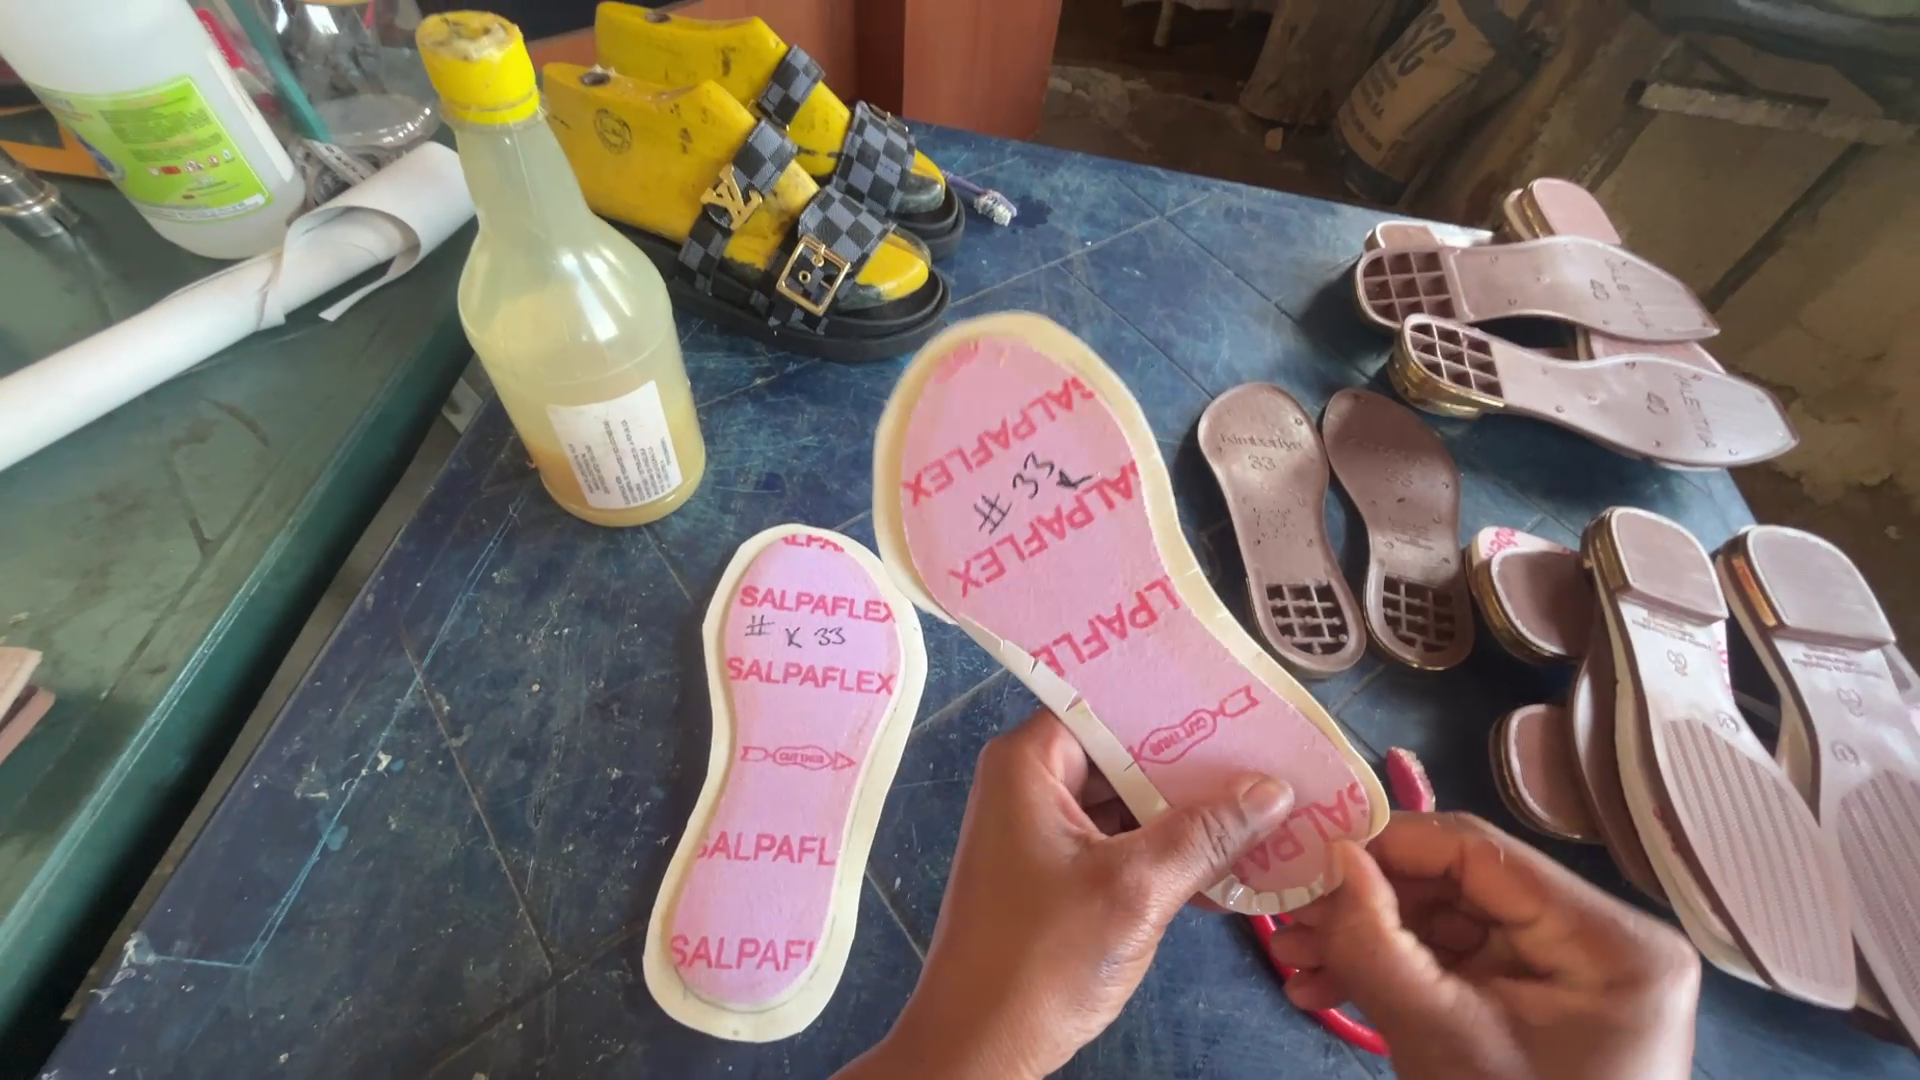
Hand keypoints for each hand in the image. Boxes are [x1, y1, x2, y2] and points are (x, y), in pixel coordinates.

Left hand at [837, 708, 1293, 1079]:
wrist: (980, 1047)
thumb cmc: (1044, 955)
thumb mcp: (1136, 888)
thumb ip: (1204, 833)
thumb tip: (1272, 789)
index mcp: (1029, 760)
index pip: (1106, 708)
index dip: (1169, 707)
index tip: (1233, 705)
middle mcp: (1028, 779)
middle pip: (1118, 753)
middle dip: (1186, 764)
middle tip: (1261, 754)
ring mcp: (1039, 823)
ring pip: (1120, 797)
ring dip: (1179, 810)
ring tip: (1257, 799)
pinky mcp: (1052, 863)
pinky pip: (1113, 835)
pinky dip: (1158, 845)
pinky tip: (1222, 855)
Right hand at [1270, 813, 1700, 1079]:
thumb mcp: (1436, 1034)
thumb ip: (1374, 937)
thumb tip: (1331, 848)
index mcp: (1608, 940)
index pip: (1476, 849)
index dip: (1385, 842)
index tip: (1309, 854)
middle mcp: (1589, 934)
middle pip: (1449, 881)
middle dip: (1361, 901)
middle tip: (1289, 912)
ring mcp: (1556, 962)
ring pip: (1435, 914)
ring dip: (1358, 935)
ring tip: (1290, 956)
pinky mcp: (1524, 989)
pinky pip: (1442, 953)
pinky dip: (1383, 966)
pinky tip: (1320, 985)